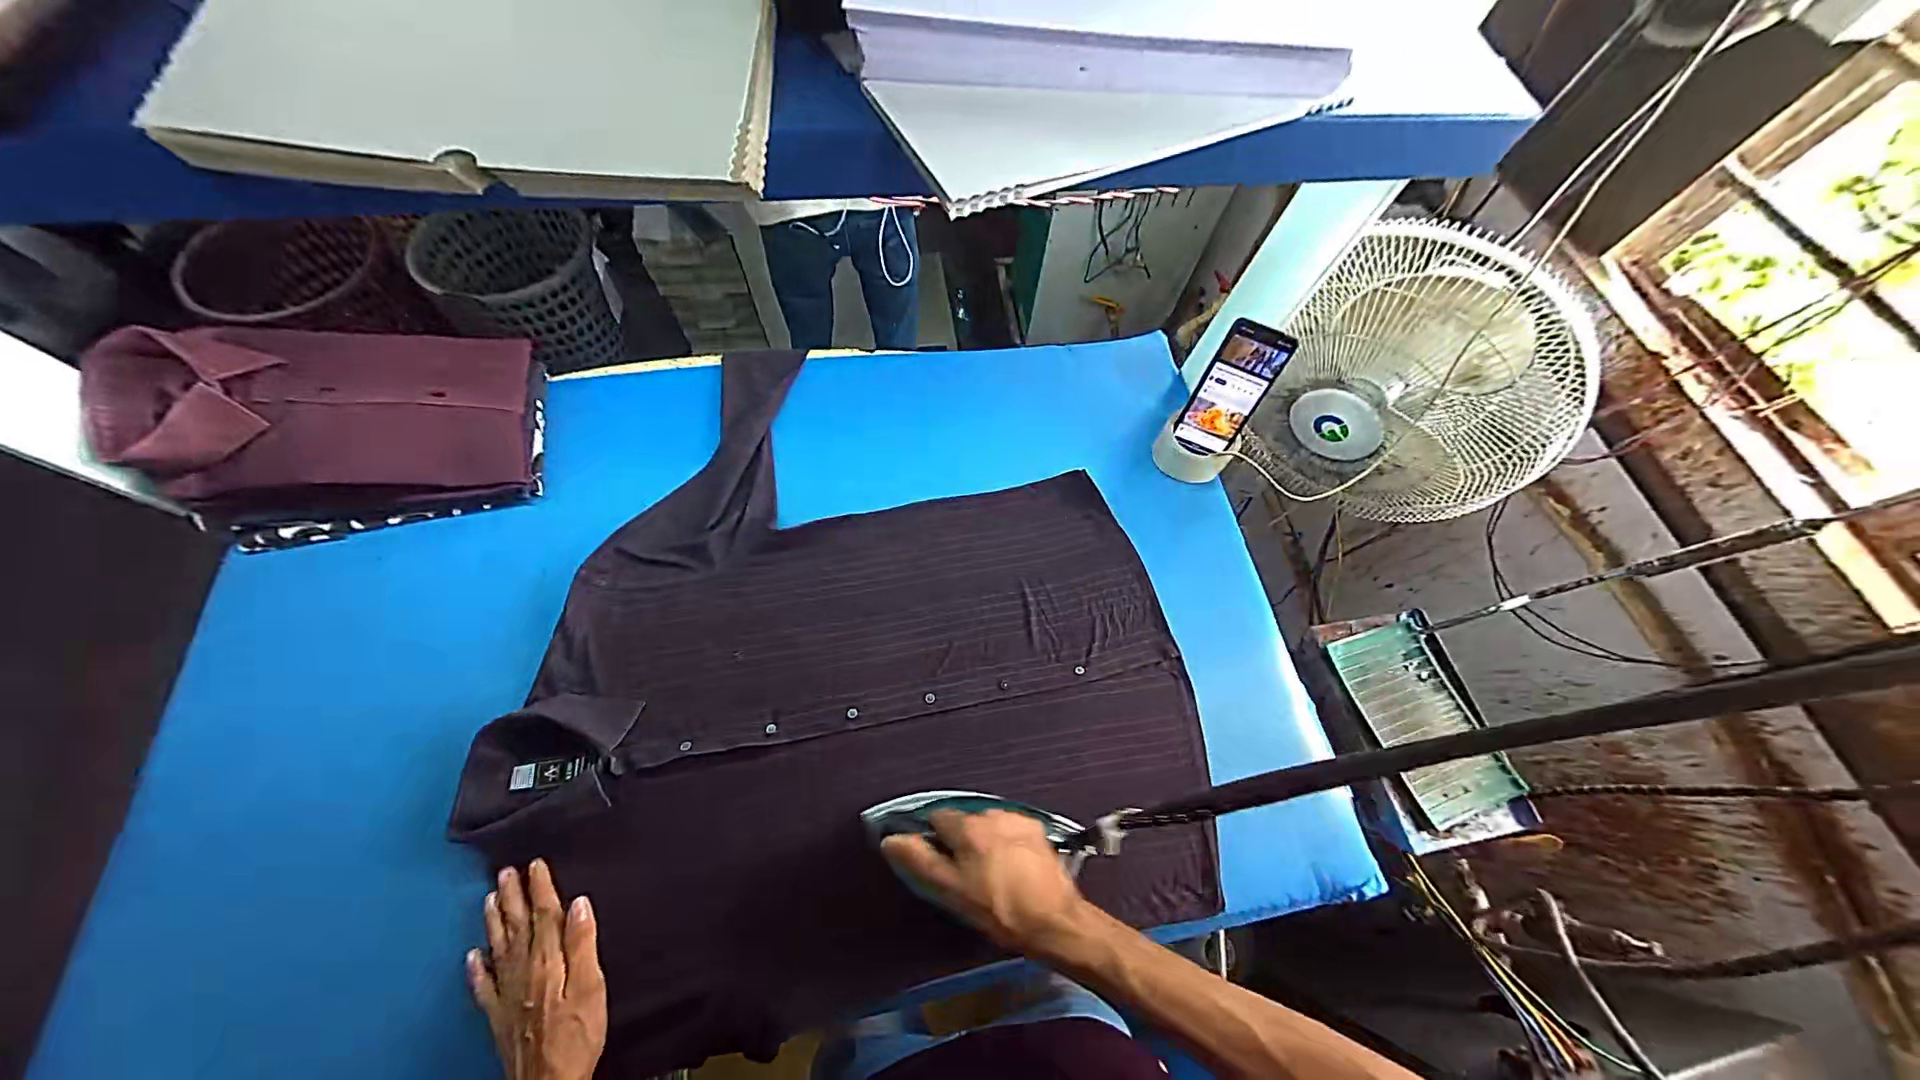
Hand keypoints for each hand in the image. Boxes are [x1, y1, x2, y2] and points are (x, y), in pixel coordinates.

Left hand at [468, 860, 606, 1079]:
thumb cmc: (578, 1033)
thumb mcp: (590, 986)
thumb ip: (583, 944)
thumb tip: (578, 904)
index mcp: (547, 961)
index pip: (544, 916)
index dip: (540, 888)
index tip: (536, 864)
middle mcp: (522, 972)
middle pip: (517, 927)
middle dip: (512, 897)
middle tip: (505, 871)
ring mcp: (506, 995)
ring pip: (498, 949)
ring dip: (494, 922)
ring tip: (489, 898)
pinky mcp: (497, 1017)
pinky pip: (483, 987)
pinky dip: (477, 969)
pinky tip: (472, 956)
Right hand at [880, 809, 1094, 955]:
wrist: (1054, 920)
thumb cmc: (997, 910)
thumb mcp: (952, 891)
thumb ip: (920, 860)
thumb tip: (891, 839)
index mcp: (967, 825)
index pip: (936, 817)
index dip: (932, 838)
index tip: (938, 862)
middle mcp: (991, 813)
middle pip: (963, 820)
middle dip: (959, 840)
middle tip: (965, 873)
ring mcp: (1017, 818)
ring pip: (988, 824)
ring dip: (983, 839)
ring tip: (990, 872)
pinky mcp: (1037, 829)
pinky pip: (1010, 829)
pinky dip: (1005, 841)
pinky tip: (1012, 866)